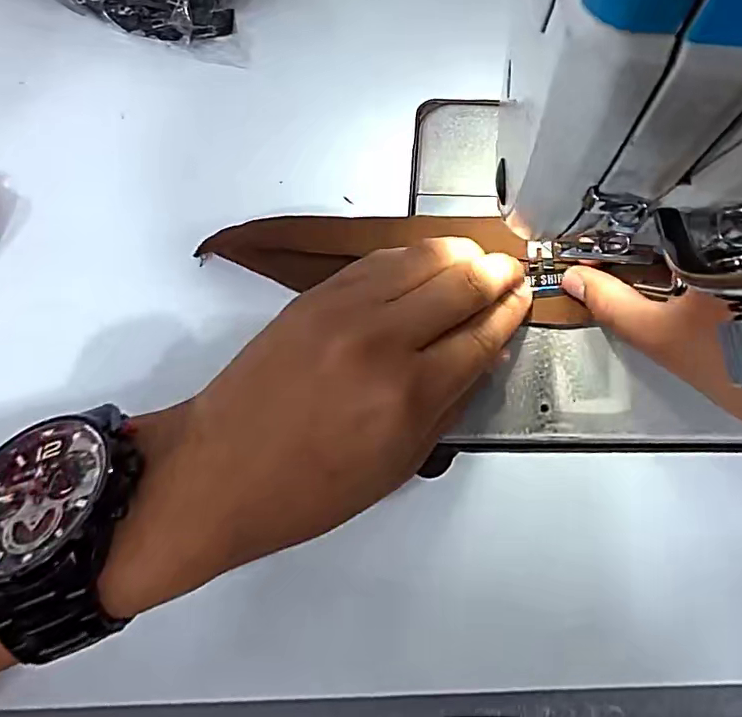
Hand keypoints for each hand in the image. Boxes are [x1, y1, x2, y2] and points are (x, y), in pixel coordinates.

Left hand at [102, 239, 529, 614]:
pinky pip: (382, 259)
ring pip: (424, 257)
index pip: (481, 335)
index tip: (524, 297)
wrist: (216, 469)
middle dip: (497, 272)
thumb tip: (487, 353)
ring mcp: (347, 309)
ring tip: (479, 257)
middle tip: (512, 269)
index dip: (510, 311)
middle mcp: (383, 341)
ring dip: (462, 252)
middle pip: (461, 284)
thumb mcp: (398, 464)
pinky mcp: (318, 294)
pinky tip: (430, 260)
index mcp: (408, 396)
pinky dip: (416, 254)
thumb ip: (451, 403)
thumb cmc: (310, 488)